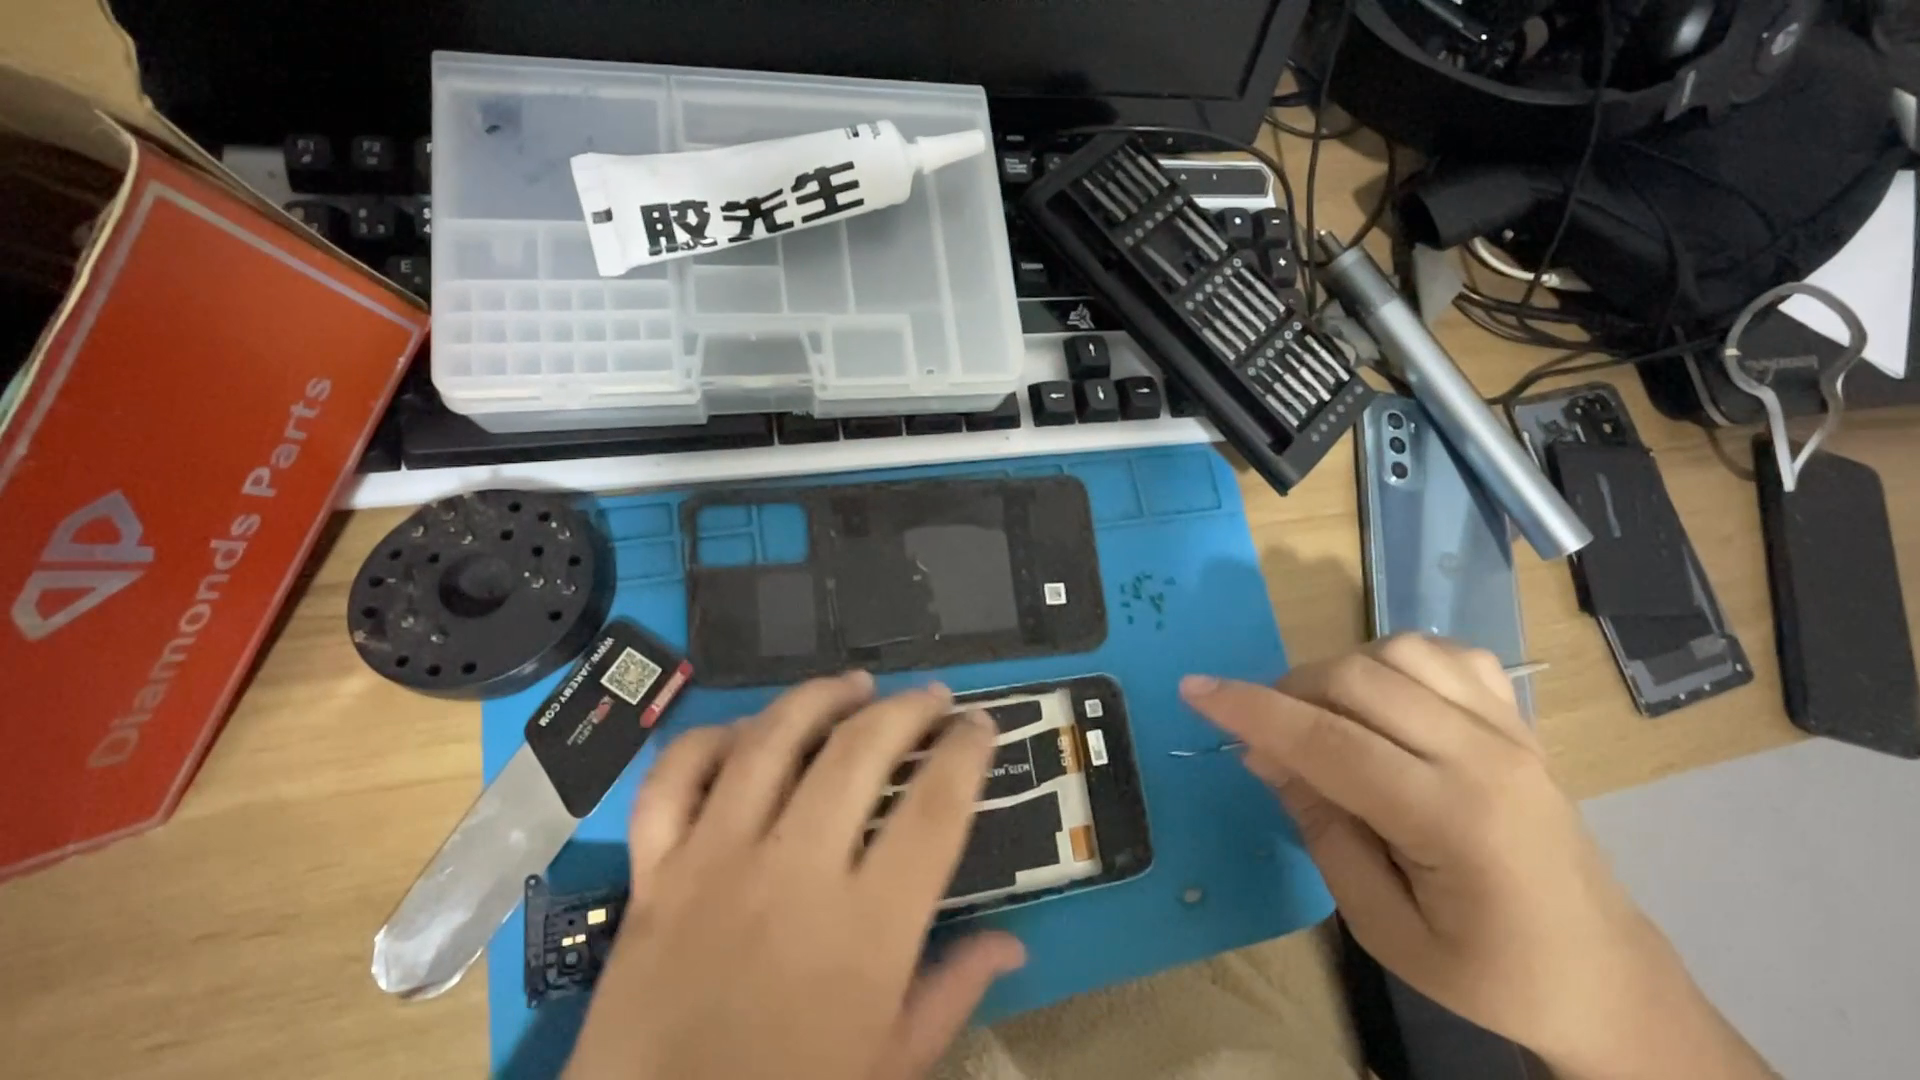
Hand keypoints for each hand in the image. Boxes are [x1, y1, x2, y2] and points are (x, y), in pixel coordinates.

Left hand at [565, 672, 1025, 1079]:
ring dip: (818, 699)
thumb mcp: (892, 1062)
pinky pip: (675, 779)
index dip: (965, 754)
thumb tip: (1013, 942)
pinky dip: (710, 741)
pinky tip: (747, 730)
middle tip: (929, 698)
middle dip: (905, 710)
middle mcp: (795, 872)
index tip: (979, 725)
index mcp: (867, 927)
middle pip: (859, 753)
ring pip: (770, 742)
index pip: (934, 811)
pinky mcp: (654, 870)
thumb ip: (953, 991)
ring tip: (853, 684)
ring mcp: (716, 861)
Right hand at [1181, 635, 1771, 1079]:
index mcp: (1452, 820)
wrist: (1603, 978)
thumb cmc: (1486, 971)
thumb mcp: (1381, 926)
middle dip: (1287, 691)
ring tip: (1322, 718)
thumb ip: (1321, 828)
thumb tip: (1265, 754)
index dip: (1251, 710)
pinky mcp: (1519, 722)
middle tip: (1262, 734)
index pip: (1328, 741)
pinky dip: (1395, 658)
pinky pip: (1447, 654)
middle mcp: (1485, 756)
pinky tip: (1382, 696)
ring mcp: (1510, 731)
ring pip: (1399, 651)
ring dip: (1338, 671)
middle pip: (1359, 680)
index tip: (1194, 689)